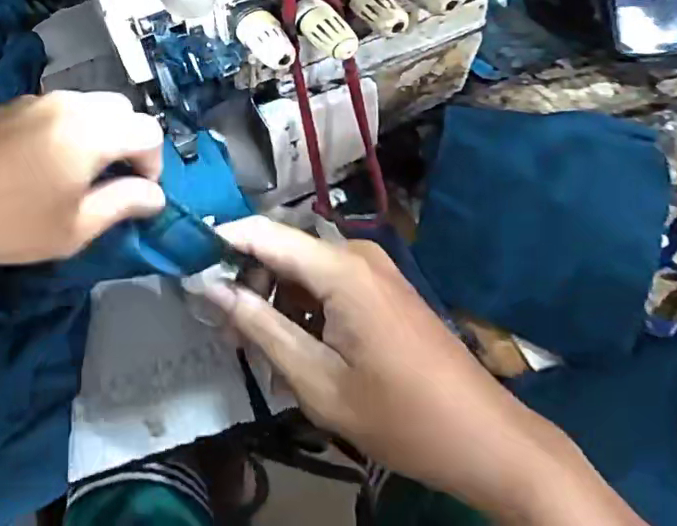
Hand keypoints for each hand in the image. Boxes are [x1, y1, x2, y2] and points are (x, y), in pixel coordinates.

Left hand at [0, 92, 166, 281]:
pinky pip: (55, 109)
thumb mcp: (73, 227)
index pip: (148, 131)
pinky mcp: (8, 105)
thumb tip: (154, 195)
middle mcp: (68, 103)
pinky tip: (41, 164)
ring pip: (86, 106)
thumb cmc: (7, 223)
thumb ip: (122, 204)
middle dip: (127, 143)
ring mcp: (34, 99)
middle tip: (110, 183)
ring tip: (75, 176)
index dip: (154, 164)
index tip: (136, 194)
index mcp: (91, 130)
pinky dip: (67, 129)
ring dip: (96, 134)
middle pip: (119, 110)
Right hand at [200, 217, 644, 525]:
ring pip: (299, 265)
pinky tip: (295, 342)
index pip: (260, 232)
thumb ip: (258, 327)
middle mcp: (354, 253)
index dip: (218, 241)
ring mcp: (372, 268)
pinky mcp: (381, 285)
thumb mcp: (317, 381)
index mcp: (339, 269)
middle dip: (245, 277)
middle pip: (279, 247)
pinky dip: (300, 303)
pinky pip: (325, 279)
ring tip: (255, 341)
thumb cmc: (401, 416)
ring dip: (272, 295)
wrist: (492, 444)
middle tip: (221, 322)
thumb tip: (208, 286)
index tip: (183, 263)